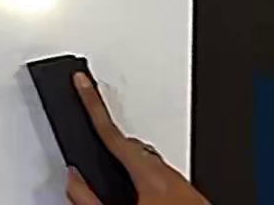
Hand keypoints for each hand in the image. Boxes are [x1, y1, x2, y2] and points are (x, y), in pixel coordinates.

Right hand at [66, 72, 208, 204]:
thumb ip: (88, 197)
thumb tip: (73, 176)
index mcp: (149, 178)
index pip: (110, 130)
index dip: (91, 102)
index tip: (82, 81)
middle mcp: (172, 179)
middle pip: (134, 149)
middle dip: (117, 152)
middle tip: (105, 164)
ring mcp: (190, 191)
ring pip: (154, 167)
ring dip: (138, 172)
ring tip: (131, 195)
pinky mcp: (200, 202)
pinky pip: (172, 183)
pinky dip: (158, 188)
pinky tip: (152, 203)